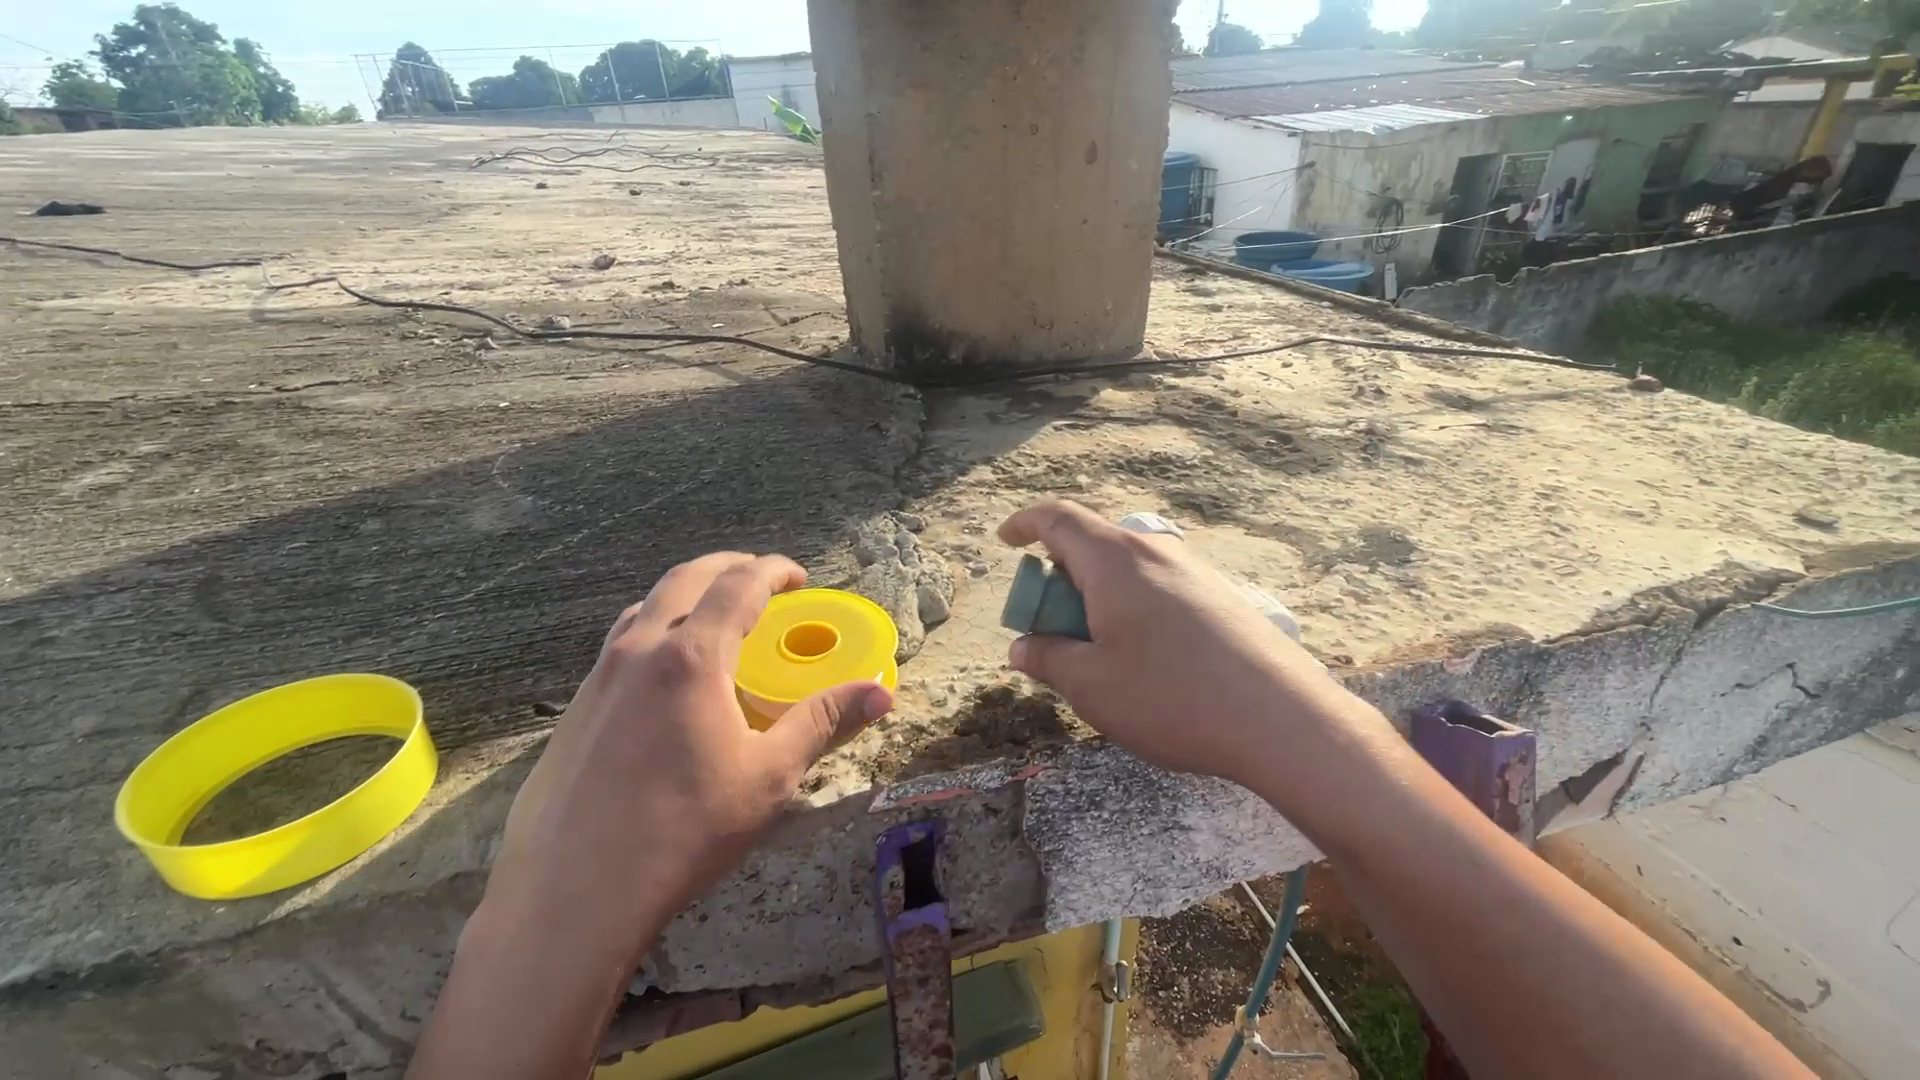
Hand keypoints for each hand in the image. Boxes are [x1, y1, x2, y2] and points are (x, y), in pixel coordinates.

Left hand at [482, 552, 894, 964]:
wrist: (571, 894)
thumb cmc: (684, 831)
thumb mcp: (769, 776)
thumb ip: (824, 722)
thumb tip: (882, 693)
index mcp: (692, 656)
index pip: (739, 585)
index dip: (773, 570)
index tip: (799, 576)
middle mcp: (639, 650)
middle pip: (686, 579)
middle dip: (728, 567)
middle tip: (761, 580)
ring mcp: (598, 677)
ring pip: (645, 606)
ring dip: (686, 594)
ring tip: (714, 617)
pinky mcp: (575, 709)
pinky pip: (620, 643)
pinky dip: (654, 628)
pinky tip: (666, 676)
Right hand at [999, 499, 1395, 793]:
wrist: (1283, 720)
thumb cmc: (1171, 697)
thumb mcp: (1091, 685)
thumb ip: (1047, 658)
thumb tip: (1022, 647)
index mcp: (1114, 560)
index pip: (1058, 518)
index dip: (1024, 523)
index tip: (1005, 539)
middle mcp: (1156, 552)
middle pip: (1093, 545)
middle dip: (1060, 576)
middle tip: (1050, 623)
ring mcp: (1196, 571)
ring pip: (1128, 570)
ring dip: (1099, 598)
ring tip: (1100, 650)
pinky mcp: (1224, 597)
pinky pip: (1160, 588)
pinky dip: (1133, 608)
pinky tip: (1149, 661)